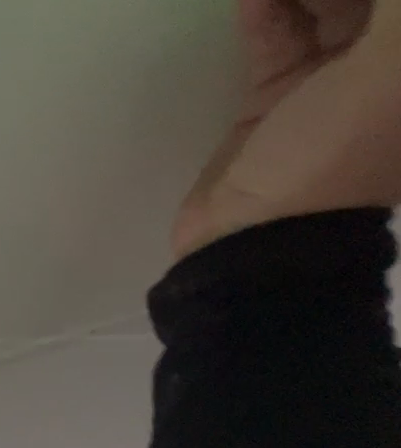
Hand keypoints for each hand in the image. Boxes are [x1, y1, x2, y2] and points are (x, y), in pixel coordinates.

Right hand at [174, 0, 400, 256]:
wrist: (257, 237)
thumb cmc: (342, 152)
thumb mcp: (393, 66)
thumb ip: (392, 14)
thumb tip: (346, 6)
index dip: (386, 0)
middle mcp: (396, 70)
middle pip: (381, 7)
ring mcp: (338, 82)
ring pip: (335, 8)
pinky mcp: (279, 101)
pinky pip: (280, 41)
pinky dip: (267, 14)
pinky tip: (249, 1)